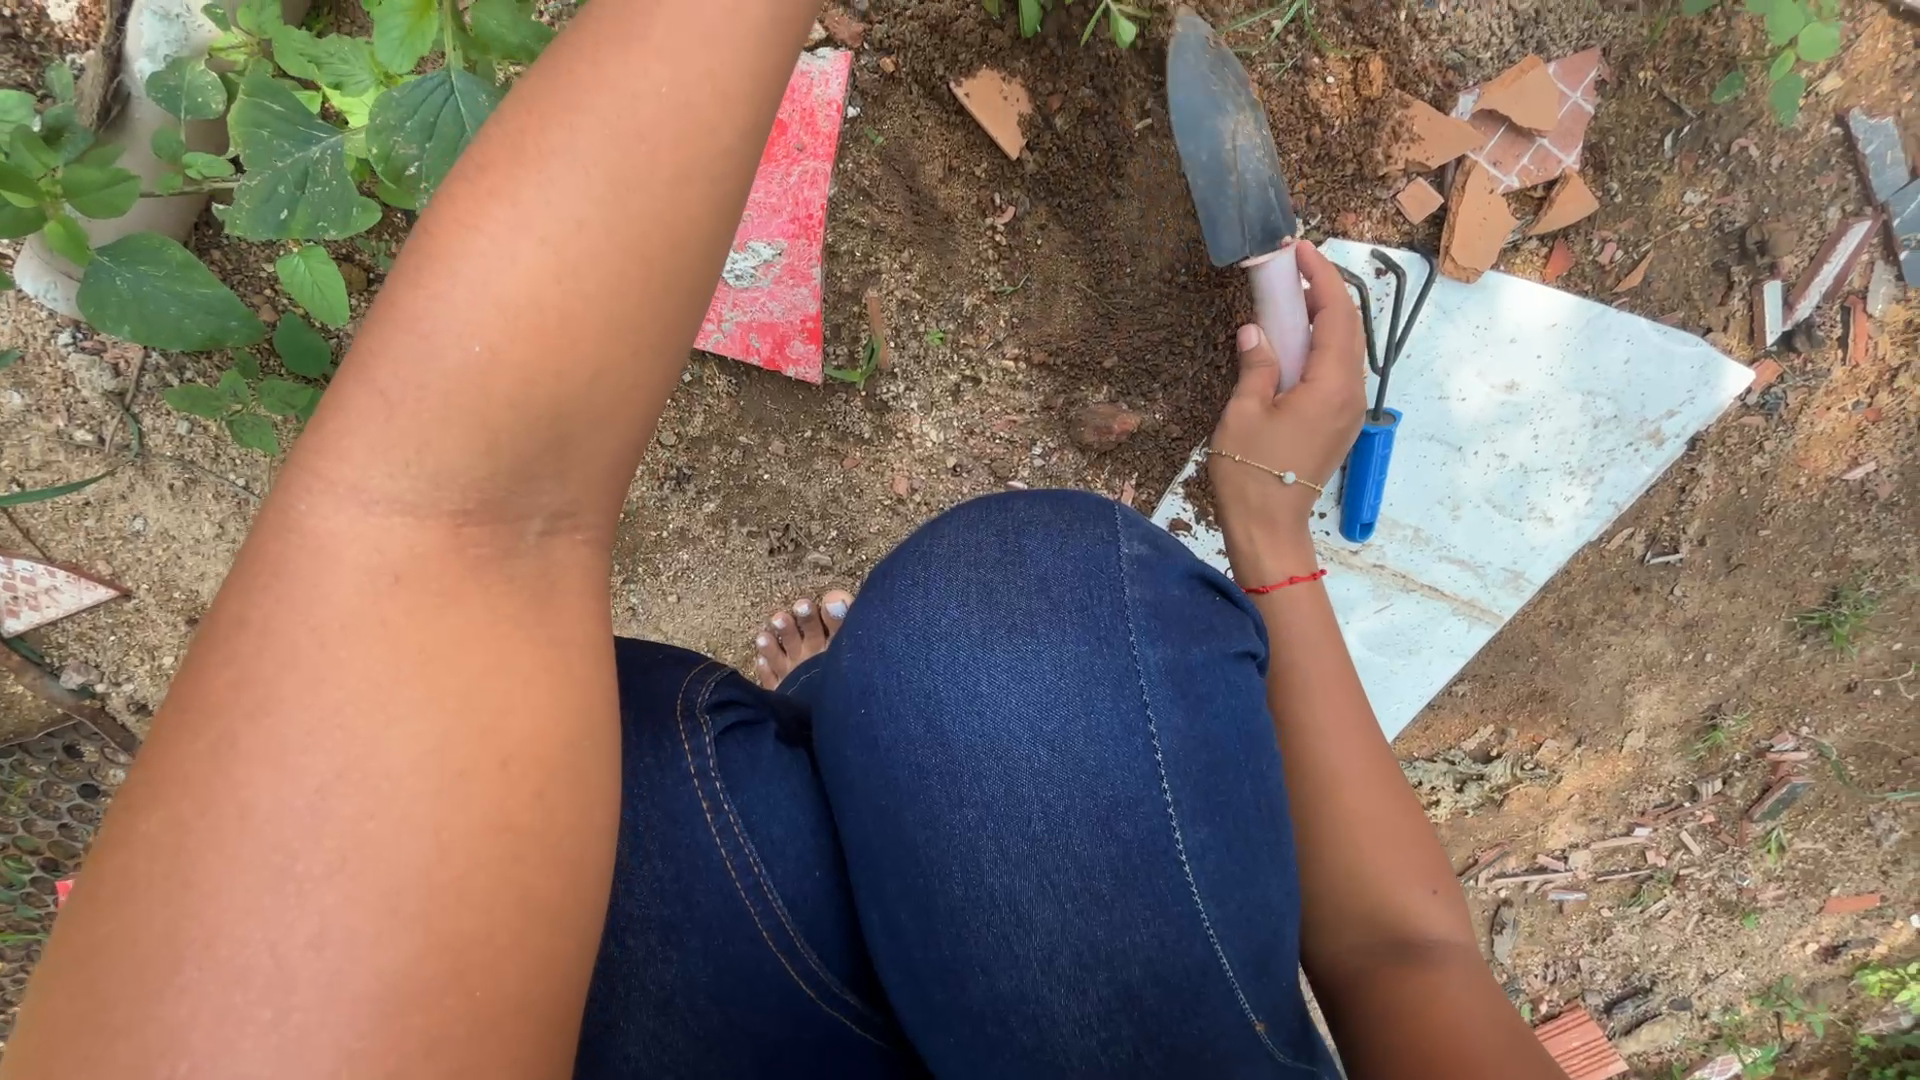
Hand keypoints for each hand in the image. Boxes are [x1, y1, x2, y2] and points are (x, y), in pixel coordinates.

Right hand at [1207, 241, 1365, 572]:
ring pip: (1343, 351)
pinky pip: (1335, 372)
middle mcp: (1351, 393)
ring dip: (1321, 321)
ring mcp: (1347, 411)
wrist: (1269, 527)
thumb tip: (1256, 330)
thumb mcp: (1244, 412)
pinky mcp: (1336, 425)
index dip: (1320, 276)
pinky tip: (1292, 346)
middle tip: (1291, 271)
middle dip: (1323, 293)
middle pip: (1347, 328)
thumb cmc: (1251, 471)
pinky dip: (1317, 348)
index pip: (1336, 314)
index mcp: (1332, 384)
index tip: (1299, 250)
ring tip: (1288, 302)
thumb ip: (1256, 364)